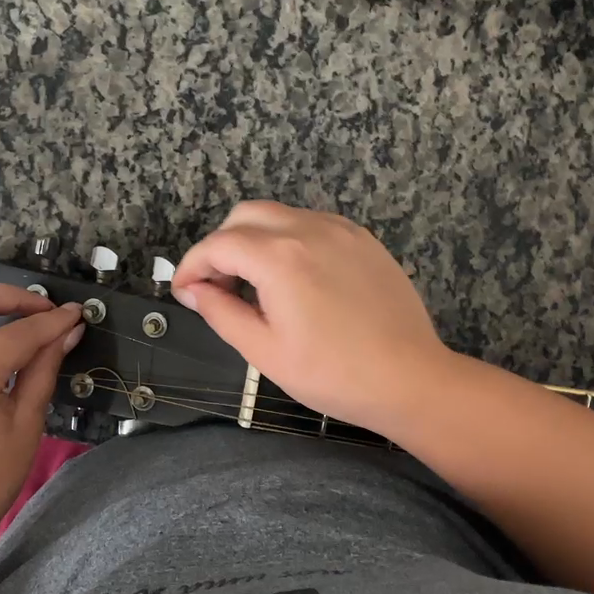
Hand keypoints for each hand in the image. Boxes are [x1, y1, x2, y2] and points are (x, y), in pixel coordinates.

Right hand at [172, 201, 451, 432]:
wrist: (409, 379)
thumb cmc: (333, 373)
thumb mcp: (265, 351)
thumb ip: (222, 313)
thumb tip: (194, 292)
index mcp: (280, 258)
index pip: (218, 245)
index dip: (191, 266)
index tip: (184, 292)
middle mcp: (309, 230)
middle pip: (245, 216)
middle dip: (220, 246)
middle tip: (216, 287)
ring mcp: (341, 230)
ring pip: (279, 215)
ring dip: (254, 240)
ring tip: (254, 286)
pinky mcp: (363, 240)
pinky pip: (311, 224)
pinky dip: (288, 241)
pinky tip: (293, 280)